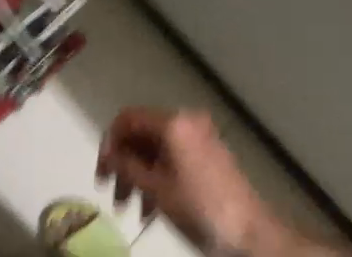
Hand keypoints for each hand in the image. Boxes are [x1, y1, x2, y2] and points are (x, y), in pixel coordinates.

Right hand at [97, 108, 274, 253]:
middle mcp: (187, 121)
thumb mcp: (157, 189)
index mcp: (173, 123)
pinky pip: (173, 158)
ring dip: (139, 175)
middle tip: (112, 193)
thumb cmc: (199, 207)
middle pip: (143, 134)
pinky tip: (151, 208)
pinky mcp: (208, 155)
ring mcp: (200, 137)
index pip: (128, 119)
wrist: (250, 232)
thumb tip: (108, 153)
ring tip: (130, 209)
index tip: (101, 171)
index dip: (109, 142)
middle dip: (124, 164)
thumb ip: (127, 166)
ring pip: (157, 149)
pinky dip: (158, 177)